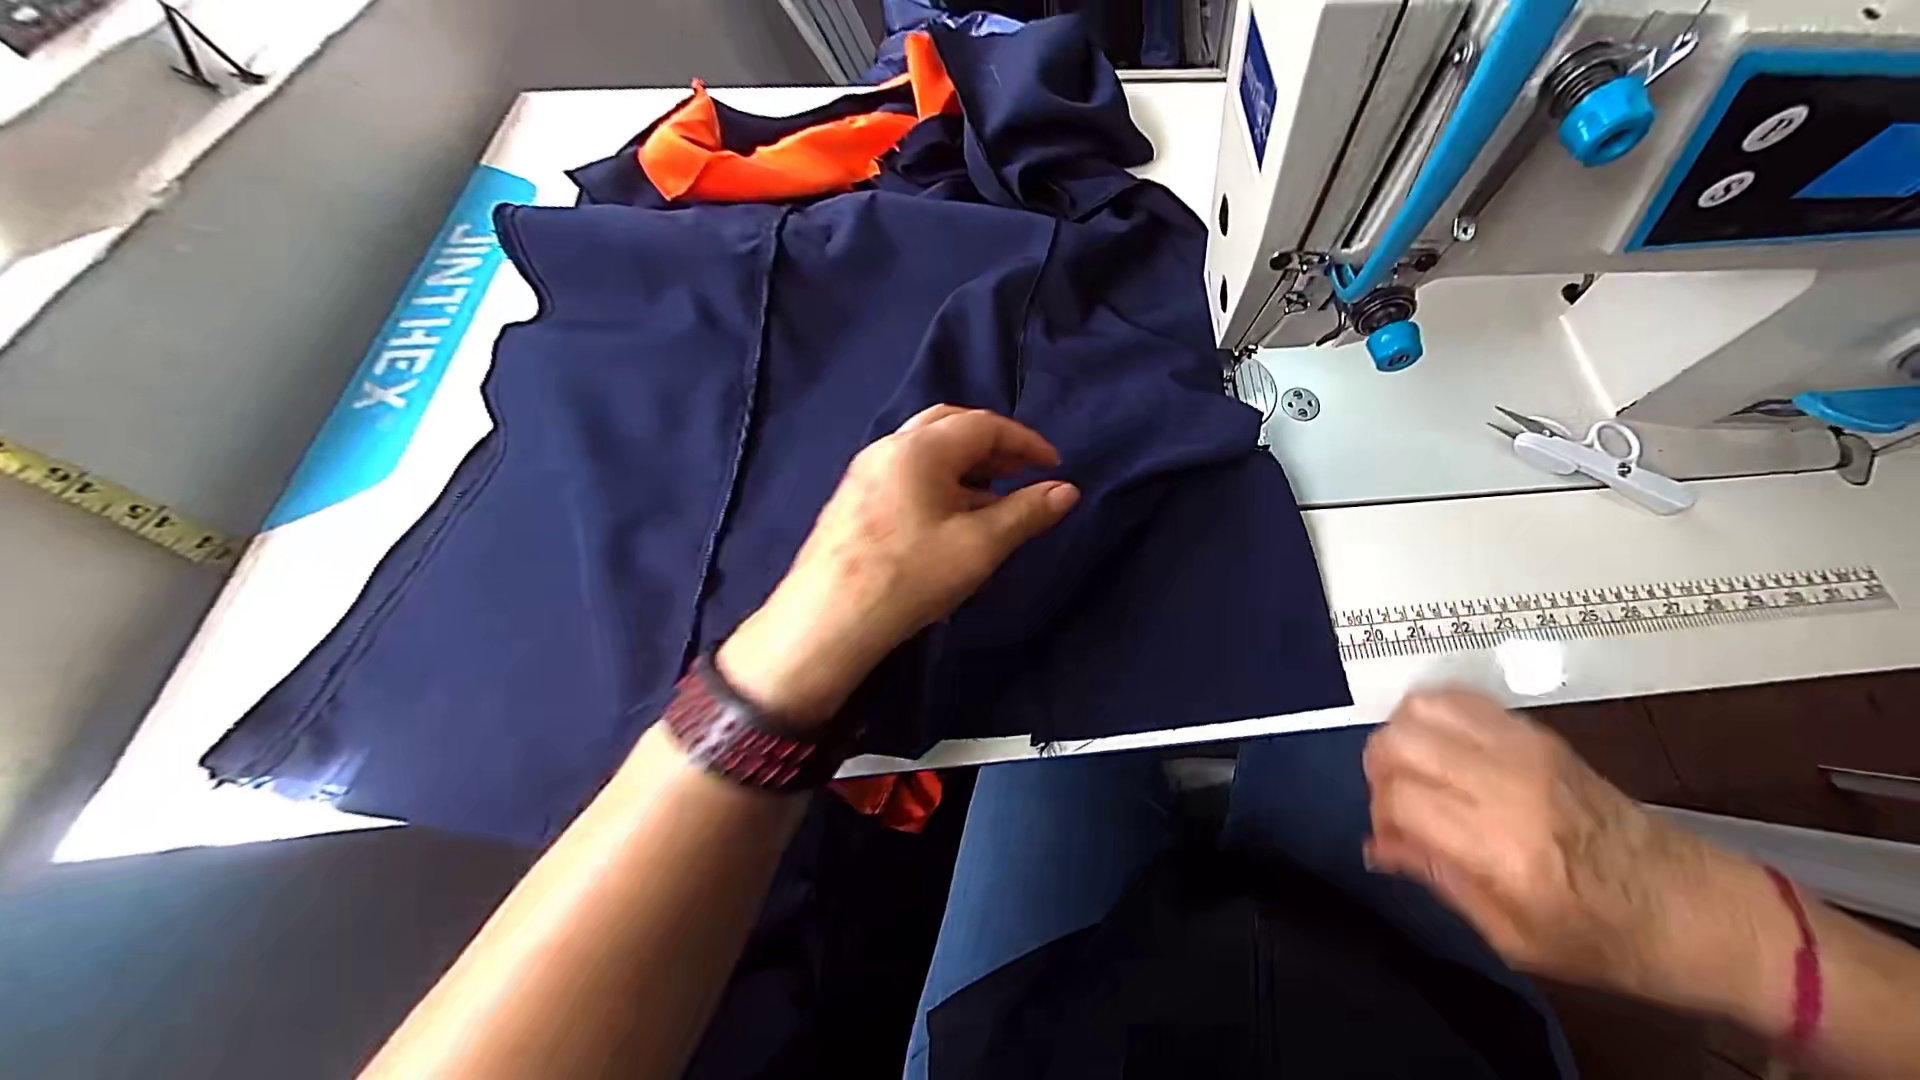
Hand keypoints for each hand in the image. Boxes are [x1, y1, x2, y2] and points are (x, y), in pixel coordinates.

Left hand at [715, 406, 1079, 730]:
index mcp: (919, 448)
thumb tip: (1067, 490)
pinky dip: (939, 482)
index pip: (983, 424)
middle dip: (993, 445)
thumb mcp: (980, 546)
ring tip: (994, 498)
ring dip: (966, 465)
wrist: (827, 620)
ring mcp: (864, 473)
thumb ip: (1027, 512)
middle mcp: (887, 448)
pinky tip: (951, 518)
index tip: (1054, 465)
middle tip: (1022, 472)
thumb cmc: (909, 576)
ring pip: (925, 451)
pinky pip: (905, 474)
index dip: (1025, 441)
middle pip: (950, 426)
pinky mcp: (853, 499)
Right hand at [1362, 688, 1791, 1025]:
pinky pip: (1459, 698)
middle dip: (1379, 771)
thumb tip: (1375, 845)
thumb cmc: (1609, 942)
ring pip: (1419, 709)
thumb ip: (1436, 879)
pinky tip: (1441, 745)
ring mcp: (1525, 751)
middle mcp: (1507, 787)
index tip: (1393, 840)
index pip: (1398, 799)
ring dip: (1401, 736)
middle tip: (1398, 801)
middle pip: (1397, 743)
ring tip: (1416, 769)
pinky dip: (1432, 714)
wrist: (1708, 914)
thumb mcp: (1514, 939)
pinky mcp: (1539, 735)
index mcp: (1502, 849)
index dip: (1379, 817)